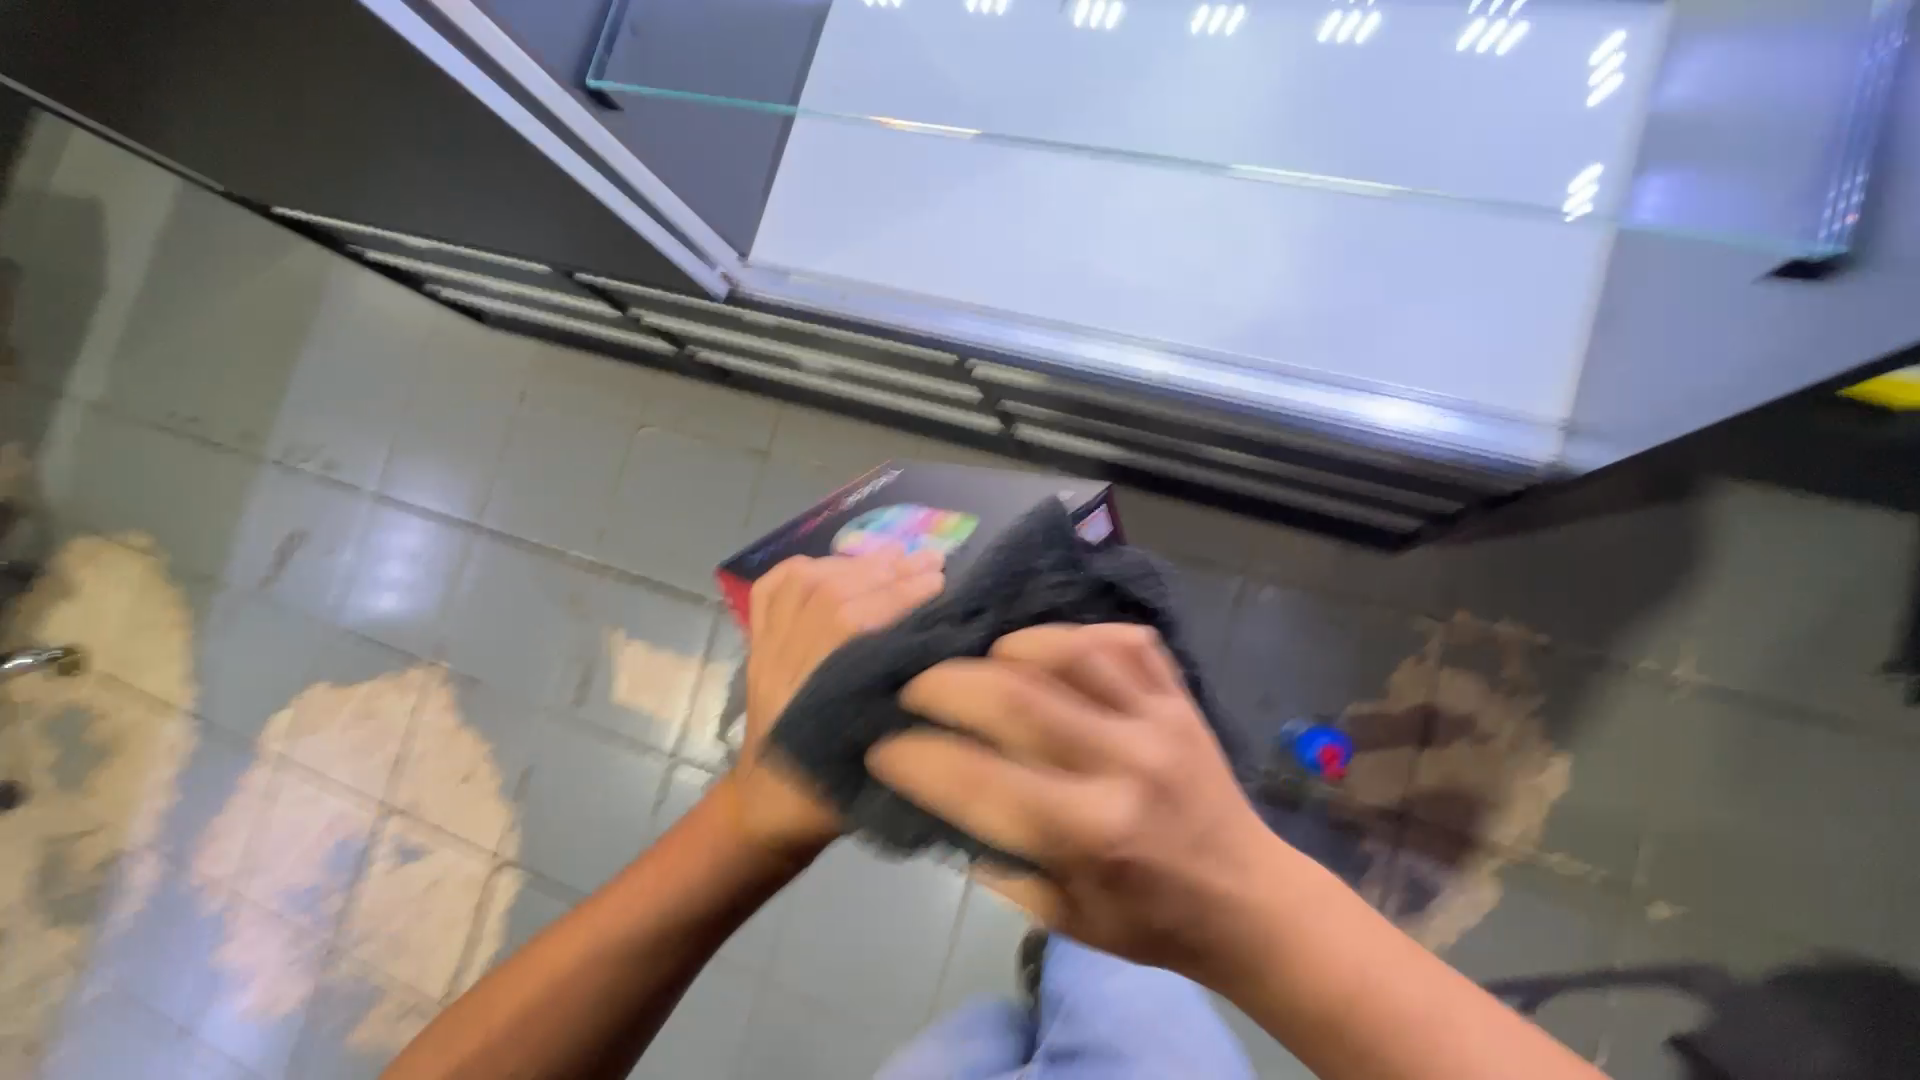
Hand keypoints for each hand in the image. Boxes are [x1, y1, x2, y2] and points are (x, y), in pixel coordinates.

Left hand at [727, 548, 944, 858]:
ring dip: (856, 564)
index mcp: (811, 700)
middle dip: (887, 572)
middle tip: (932, 558)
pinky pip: (770, 590)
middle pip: (829, 594)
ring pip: (803, 585)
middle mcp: (782, 664)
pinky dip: (803, 567)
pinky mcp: (757, 644)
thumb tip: (955, 666)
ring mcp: (764, 650)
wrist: (768, 805)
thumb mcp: (880, 775)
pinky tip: (839, 563)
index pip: (849, 626)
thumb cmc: (828, 796)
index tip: (939, 581)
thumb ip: (909, 723)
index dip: (896, 597)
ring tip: (898, 554)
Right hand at [867, 623, 1277, 981]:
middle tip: (913, 688)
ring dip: (1008, 647)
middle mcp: (1124, 764)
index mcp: (1091, 833)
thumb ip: (996, 857)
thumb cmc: (1148, 921)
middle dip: (945, 684)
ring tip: (979, 659)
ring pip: (1071, 651)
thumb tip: (940, 796)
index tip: (882, 747)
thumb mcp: (1061, 917)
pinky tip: (1049, 648)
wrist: (1249, 899)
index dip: (917, 758)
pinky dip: (1075, 634)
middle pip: (1017, 697)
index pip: (980, 781)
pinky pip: (1124, 641)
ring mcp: (1158, 720)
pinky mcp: (1180, 697)